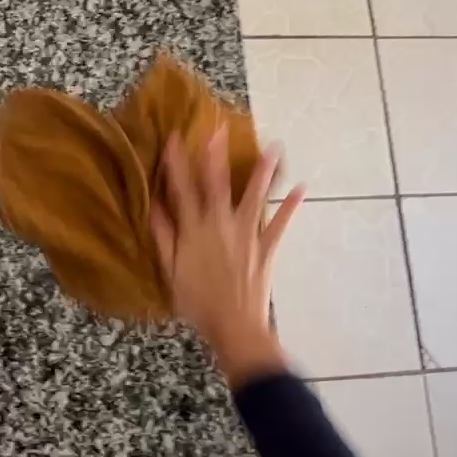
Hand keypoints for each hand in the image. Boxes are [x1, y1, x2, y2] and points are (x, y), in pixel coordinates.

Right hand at [150, 126, 303, 386]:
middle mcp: (221, 224)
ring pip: (255, 197)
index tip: (176, 137)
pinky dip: (291, 207)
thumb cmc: (197, 301)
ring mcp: (247, 235)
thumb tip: (155, 204)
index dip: (178, 162)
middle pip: (218, 183)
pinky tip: (302, 189)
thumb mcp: (171, 269)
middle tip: (220, 128)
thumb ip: (164, 235)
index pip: (183, 188)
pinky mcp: (267, 248)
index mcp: (195, 229)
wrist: (235, 327)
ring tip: (274, 147)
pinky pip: (280, 224)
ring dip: (264, 171)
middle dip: (218, 154)